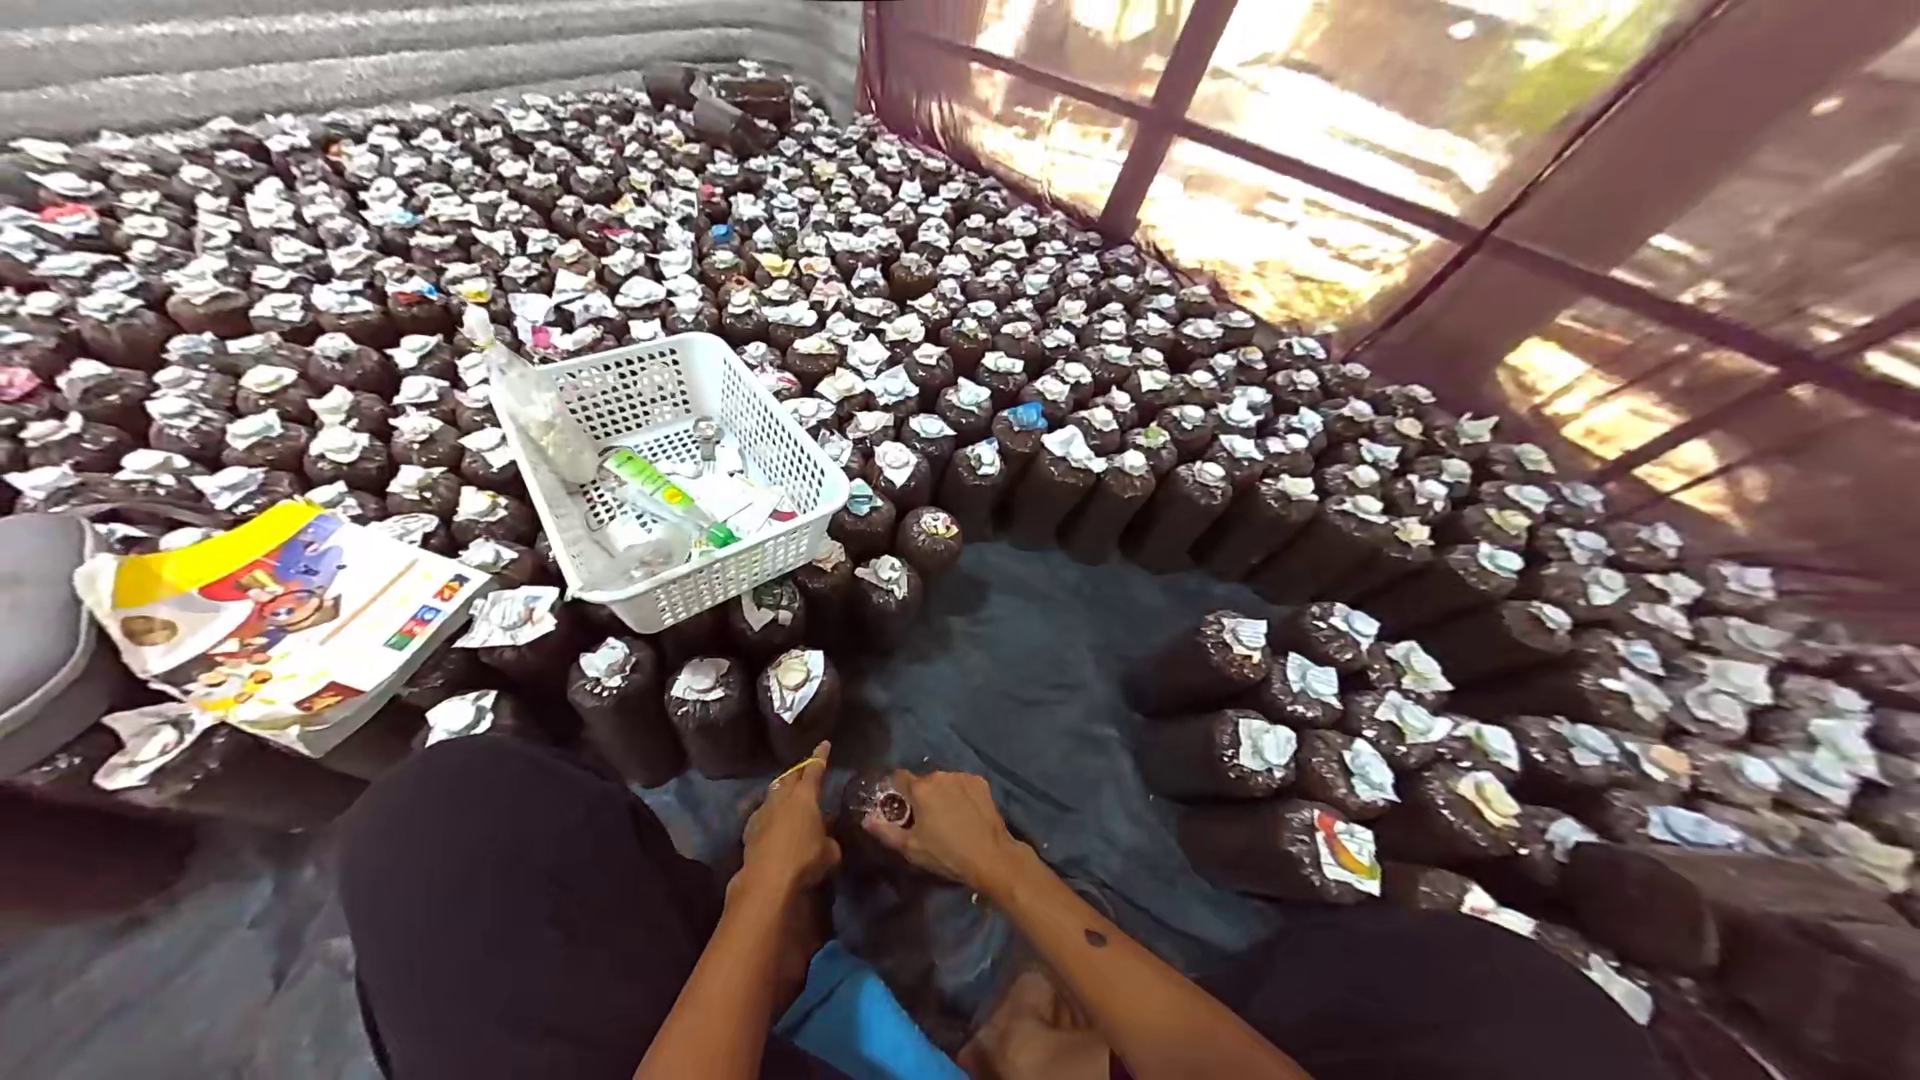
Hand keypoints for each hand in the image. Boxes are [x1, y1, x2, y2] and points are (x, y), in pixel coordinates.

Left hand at [738, 741, 840, 900]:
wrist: (766, 881)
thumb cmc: (805, 859)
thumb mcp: (830, 852)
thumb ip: (830, 840)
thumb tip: (827, 840)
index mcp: (805, 796)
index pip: (815, 769)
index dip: (820, 756)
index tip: (824, 744)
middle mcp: (782, 797)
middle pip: (791, 776)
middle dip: (800, 770)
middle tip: (807, 767)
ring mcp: (763, 812)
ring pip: (774, 792)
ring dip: (782, 789)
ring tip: (788, 791)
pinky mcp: (749, 829)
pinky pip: (762, 812)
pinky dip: (770, 812)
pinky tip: (773, 820)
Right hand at [862, 769, 1028, 893]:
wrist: (990, 856)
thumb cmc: (946, 854)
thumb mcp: (911, 848)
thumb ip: (885, 831)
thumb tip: (866, 819)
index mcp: (920, 788)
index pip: (899, 777)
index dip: (896, 791)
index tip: (900, 806)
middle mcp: (941, 775)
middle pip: (923, 781)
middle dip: (921, 795)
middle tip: (926, 819)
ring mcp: (963, 776)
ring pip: (944, 781)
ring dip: (942, 793)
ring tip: (949, 817)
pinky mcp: (981, 782)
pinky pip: (963, 784)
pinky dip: (961, 794)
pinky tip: (966, 813)